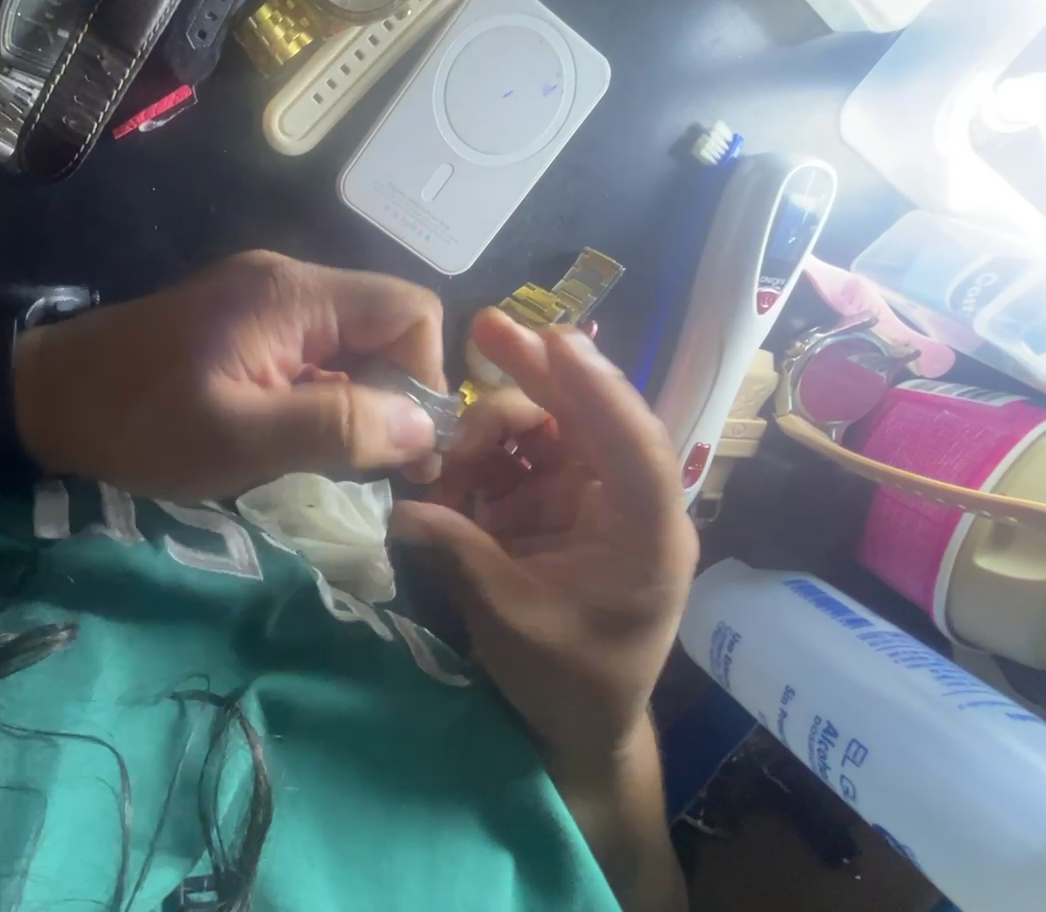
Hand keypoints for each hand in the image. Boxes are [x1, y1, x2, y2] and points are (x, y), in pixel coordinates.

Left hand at [14, 251, 445, 500]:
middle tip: (364, 466)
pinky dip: (315, 399)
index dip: (425, 376)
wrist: (44, 398)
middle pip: (382, 329)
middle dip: (387, 397)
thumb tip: (425, 426)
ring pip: (347, 347)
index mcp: (293, 295)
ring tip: (323, 459)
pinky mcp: (238, 327)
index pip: (410, 311)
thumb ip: (337, 427)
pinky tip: (289, 439)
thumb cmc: (139, 421)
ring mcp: (259, 302)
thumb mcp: (241, 437)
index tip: (401, 444)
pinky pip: (307, 357)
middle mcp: (285, 283)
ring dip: (350, 404)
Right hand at [390, 310, 697, 769]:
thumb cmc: (569, 678)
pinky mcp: (546, 503)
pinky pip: (508, 458)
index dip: (594, 388)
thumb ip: (460, 554)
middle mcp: (618, 498)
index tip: (552, 340)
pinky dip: (472, 457)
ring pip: (537, 428)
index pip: (632, 445)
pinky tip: (444, 474)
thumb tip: (402, 507)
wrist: (576, 718)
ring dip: (483, 431)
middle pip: (584, 413)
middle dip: (535, 369)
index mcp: (644, 531)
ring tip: (440, 468)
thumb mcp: (511, 619)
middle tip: (484, 327)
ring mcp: (580, 496)